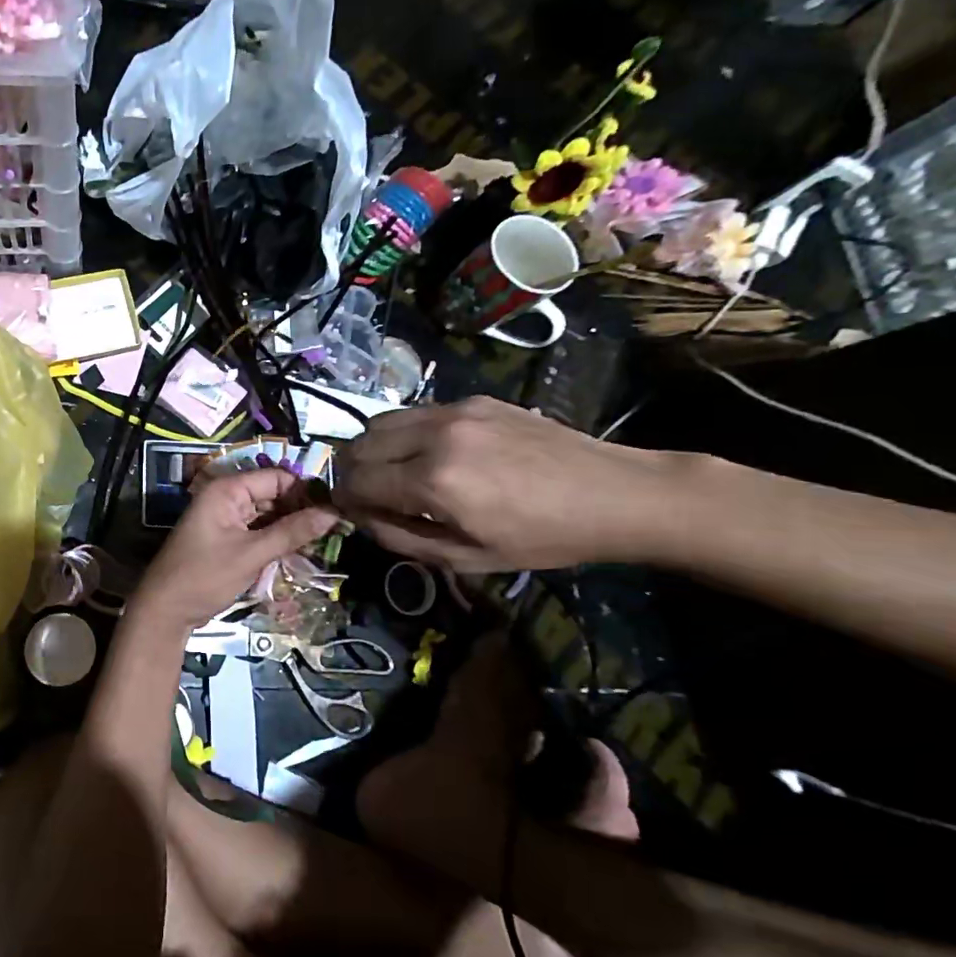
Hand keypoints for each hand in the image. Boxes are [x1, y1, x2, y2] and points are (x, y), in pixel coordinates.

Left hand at [134, 468, 341, 629]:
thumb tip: (332, 513)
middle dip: (301, 510)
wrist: (166, 611)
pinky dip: (277, 539)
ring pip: (269, 515)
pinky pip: (259, 531)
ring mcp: (226, 519)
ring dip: (291, 527)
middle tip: (334, 527)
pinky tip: (300, 551)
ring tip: (324, 540)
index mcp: (227, 490)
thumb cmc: (205, 576)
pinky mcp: (228, 539)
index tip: (335, 508)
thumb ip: (292, 532)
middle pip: (274, 495)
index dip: (305, 490)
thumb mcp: (252, 554)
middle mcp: (227, 498)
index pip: (277, 477)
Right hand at [335, 396, 676, 572]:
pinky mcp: (474, 399)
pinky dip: (405, 433)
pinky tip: (430, 454)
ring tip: (393, 472)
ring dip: (373, 448)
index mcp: (434, 481)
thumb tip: (360, 517)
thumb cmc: (541, 538)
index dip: (344, 499)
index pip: (355, 480)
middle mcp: (435, 435)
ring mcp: (455, 410)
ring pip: (382, 421)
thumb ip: (401, 538)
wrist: (611, 494)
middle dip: (351, 472)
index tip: (352, 512)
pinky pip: (416, 412)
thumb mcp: (466, 558)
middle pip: (359, 443)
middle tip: (367, 494)